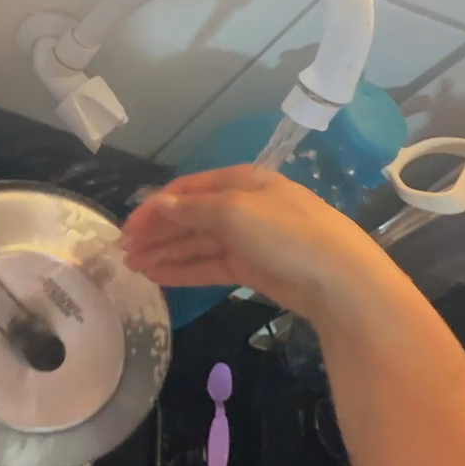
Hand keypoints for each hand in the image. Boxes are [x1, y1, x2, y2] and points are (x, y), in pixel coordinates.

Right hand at [118, 164, 399, 326]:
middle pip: (189, 217)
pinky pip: (207, 265)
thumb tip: (158, 204)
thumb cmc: (288, 235)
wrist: (341, 283)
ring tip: (132, 267)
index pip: (188, 189)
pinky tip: (156, 276)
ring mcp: (247, 240)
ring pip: (195, 244)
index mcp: (242, 183)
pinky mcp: (250, 268)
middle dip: (156, 232)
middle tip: (123, 250)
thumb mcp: (234, 212)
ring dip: (163, 253)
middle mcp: (242, 207)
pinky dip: (181, 270)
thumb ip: (191, 209)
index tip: (128, 227)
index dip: (155, 206)